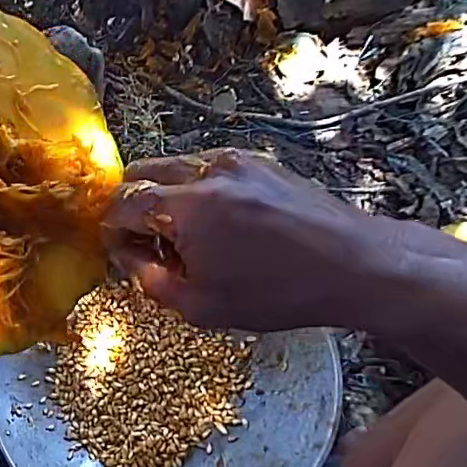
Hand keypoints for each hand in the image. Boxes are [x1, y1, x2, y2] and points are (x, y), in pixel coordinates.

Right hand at [102, 149, 375, 330]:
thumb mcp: (201, 306)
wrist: (355, 266)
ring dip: (162, 198)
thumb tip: (128, 259)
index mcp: (190, 207)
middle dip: (131, 207)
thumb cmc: (281, 292)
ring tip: (180, 239)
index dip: (111, 229)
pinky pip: (206, 169)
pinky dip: (193, 192)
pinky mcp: (258, 162)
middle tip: (140, 243)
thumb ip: (150, 280)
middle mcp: (210, 172)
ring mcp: (237, 161)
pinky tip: (211, 227)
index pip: (124, 203)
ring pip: (174, 168)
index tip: (117, 251)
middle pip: (143, 172)